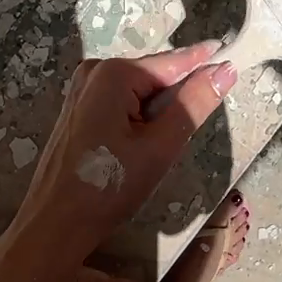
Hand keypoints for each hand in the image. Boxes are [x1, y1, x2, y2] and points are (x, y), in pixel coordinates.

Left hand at [13, 42, 239, 259]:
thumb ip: (194, 104)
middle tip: (189, 128)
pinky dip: (137, 118)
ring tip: (159, 146)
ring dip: (156, 112)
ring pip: (138, 92)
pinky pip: (120, 102)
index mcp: (114, 73)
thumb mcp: (160, 147)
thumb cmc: (108, 188)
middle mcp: (96, 70)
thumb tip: (225, 70)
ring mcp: (82, 89)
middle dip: (175, 98)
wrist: (53, 229)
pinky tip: (138, 147)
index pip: (171, 63)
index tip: (229, 52)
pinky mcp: (77, 108)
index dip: (202, 62)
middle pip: (154, 77)